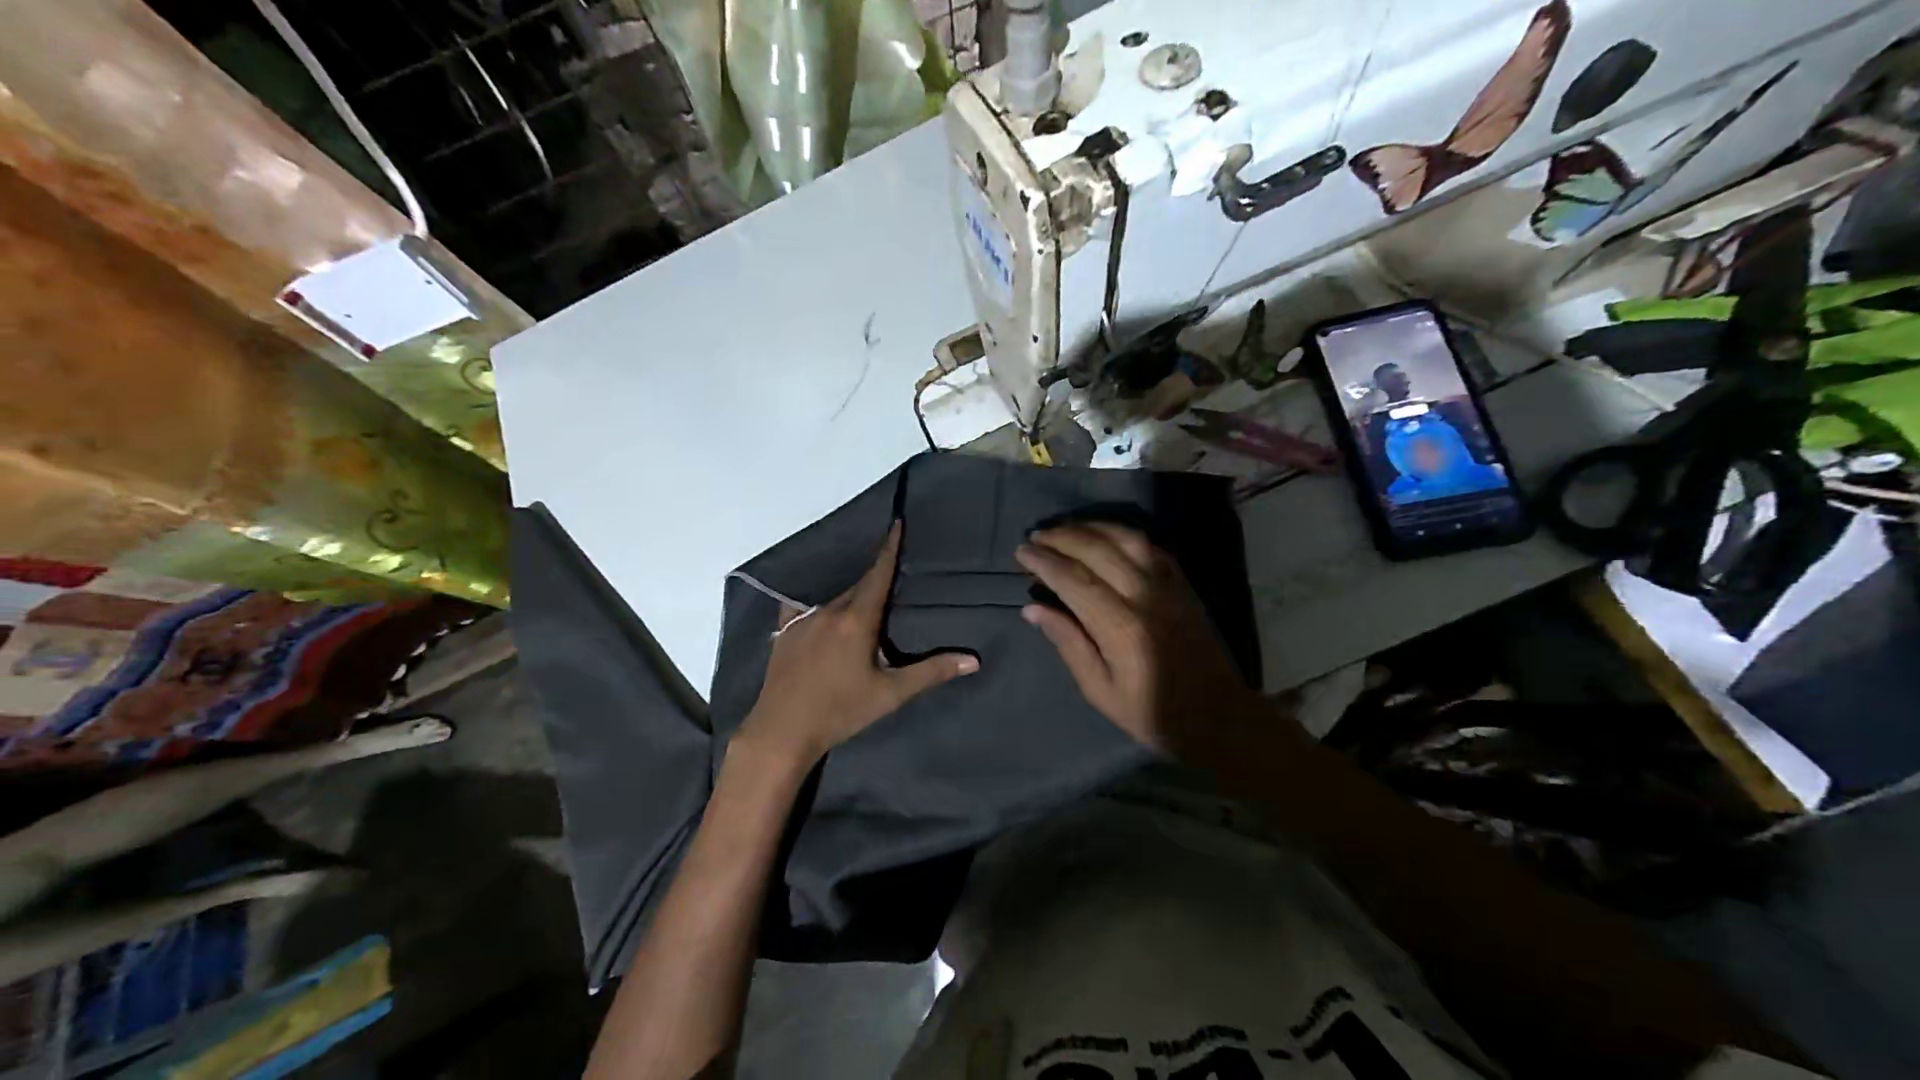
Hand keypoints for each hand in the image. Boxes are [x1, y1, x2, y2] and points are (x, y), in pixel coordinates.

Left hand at [738, 523, 978, 763]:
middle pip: (856, 586)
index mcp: (856, 620)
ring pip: (832, 597)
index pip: (877, 575)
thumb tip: (972, 660)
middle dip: (874, 576)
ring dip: (849, 593)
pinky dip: (817, 602)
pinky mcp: (783, 632)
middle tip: (891, 569)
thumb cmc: (840, 712)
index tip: (896, 524)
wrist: (782, 731)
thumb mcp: (890, 694)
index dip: (889, 549)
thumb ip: (930, 672)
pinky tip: (819, 606)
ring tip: (863, 594)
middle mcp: (828, 611)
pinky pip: (802, 606)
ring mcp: (801, 620)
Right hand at [1016, 523, 1267, 753]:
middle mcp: (1146, 596)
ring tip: (1064, 530)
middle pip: (1098, 550)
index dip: (1044, 562)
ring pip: (1126, 539)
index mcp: (1122, 627)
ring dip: (1091, 528)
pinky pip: (1150, 547)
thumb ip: (1068, 644)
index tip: (1020, 552)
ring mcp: (1169, 586)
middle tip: (1035, 537)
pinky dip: (1122, 534)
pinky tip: (1104, 537)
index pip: (1074, 580)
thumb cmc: (1151, 712)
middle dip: (1061, 538)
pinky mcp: (1183, 585)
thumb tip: (1032, 609)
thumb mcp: (1100, 690)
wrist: (1218, 716)